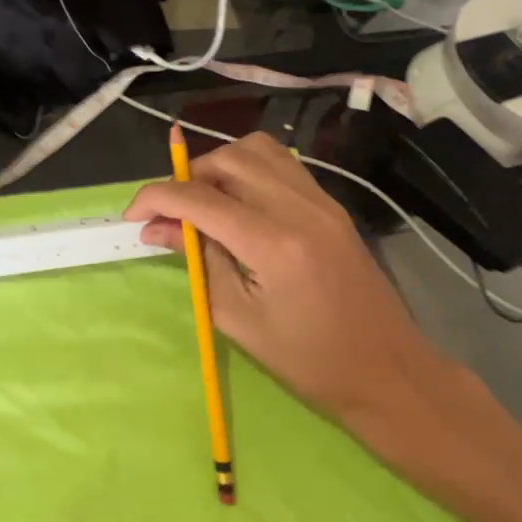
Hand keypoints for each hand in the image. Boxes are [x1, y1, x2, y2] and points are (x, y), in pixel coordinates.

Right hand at [124, 132, 447, 418]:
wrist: (388, 371)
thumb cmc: (310, 361)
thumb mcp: (239, 319)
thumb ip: (198, 262)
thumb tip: (156, 229)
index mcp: (274, 243)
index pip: (199, 198)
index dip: (156, 199)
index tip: (132, 217)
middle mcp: (298, 207)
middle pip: (226, 160)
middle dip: (186, 178)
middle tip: (169, 215)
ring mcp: (320, 200)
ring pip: (255, 149)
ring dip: (218, 165)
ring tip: (203, 202)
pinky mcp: (330, 204)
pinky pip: (281, 163)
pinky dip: (248, 168)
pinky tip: (238, 202)